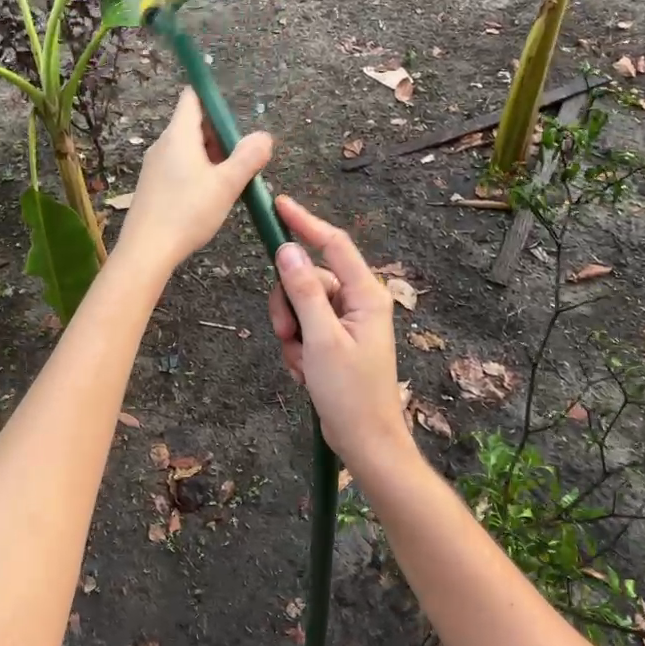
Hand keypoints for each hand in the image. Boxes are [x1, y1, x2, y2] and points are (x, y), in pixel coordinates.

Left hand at [114, 89, 272, 277]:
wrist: (146, 250)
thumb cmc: (187, 213)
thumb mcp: (226, 185)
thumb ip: (248, 158)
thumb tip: (264, 136)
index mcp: (178, 135)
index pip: (193, 97)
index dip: (215, 101)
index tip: (235, 123)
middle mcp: (163, 144)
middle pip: (193, 124)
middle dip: (220, 137)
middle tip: (240, 161)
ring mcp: (154, 166)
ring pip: (188, 149)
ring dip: (211, 159)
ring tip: (228, 184)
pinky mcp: (152, 186)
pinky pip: (179, 168)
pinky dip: (197, 174)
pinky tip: (208, 199)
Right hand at [266, 195, 410, 471]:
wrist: (365, 441)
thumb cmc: (350, 393)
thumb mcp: (321, 339)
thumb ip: (304, 292)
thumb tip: (287, 249)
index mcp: (366, 294)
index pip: (333, 244)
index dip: (305, 222)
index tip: (278, 204)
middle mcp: (358, 301)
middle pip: (308, 278)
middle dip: (289, 305)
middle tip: (286, 336)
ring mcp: (347, 321)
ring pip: (301, 304)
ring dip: (291, 332)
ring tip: (300, 362)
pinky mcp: (335, 340)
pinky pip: (304, 327)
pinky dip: (297, 347)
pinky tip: (305, 372)